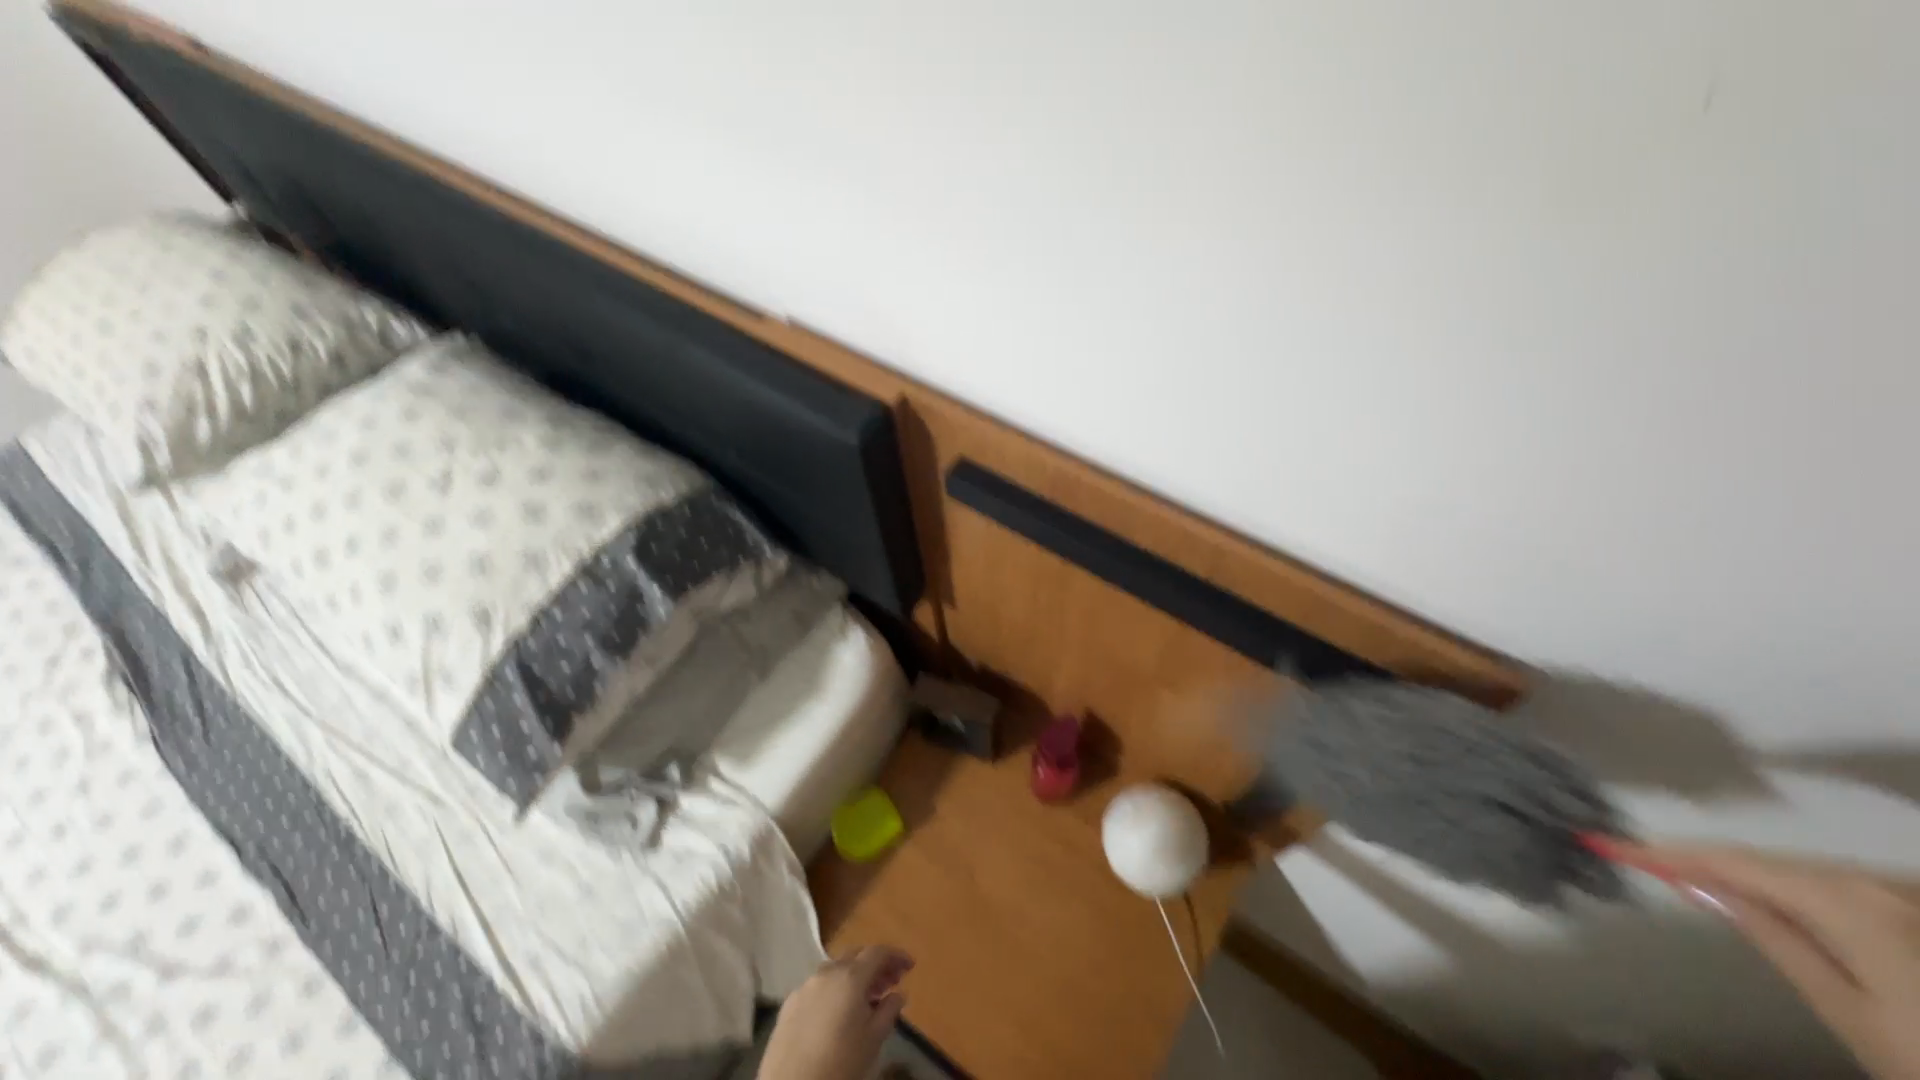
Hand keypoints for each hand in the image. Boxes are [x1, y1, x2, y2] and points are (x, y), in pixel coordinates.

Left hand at [758, 945, 913, 1079]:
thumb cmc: (840, 1062)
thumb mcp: (873, 1039)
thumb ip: (889, 1010)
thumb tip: (898, 993)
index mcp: (850, 977)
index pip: (877, 952)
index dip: (896, 955)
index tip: (910, 966)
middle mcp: (826, 973)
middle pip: (855, 956)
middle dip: (875, 965)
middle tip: (891, 982)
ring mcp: (804, 986)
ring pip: (834, 970)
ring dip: (854, 977)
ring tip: (867, 999)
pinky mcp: (789, 1003)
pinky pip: (817, 986)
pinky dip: (834, 989)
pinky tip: (838, 1012)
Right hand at [1619, 843, 1919, 1079]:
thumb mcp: (1847, 1010)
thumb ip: (1775, 938)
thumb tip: (1704, 886)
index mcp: (1845, 903)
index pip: (1732, 863)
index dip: (1664, 851)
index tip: (1604, 840)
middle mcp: (1877, 881)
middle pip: (1771, 862)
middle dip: (1708, 860)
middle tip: (1643, 861)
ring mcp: (1907, 890)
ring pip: (1807, 871)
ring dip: (1752, 874)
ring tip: (1698, 879)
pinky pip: (1842, 885)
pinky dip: (1796, 887)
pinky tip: (1778, 901)